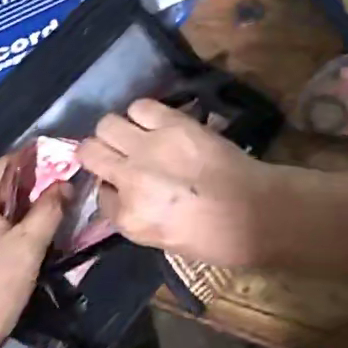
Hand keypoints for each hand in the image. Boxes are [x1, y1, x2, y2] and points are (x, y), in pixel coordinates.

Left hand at [0, 157, 63, 347]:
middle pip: (6, 183)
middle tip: (73, 184)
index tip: (70, 159)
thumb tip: (66, 182)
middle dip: (39, 183)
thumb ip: (50, 207)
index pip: (8, 162)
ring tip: (64, 204)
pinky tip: (42, 230)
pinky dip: (21, 222)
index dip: (40, 159)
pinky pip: (0, 224)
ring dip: (32, 205)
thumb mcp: (30, 243)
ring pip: (5, 206)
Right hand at [77, 99, 279, 266]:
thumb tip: (122, 192)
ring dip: (118, 130)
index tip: (121, 186)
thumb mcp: (163, 241)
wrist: (257, 210)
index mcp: (129, 218)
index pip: (99, 193)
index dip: (109, 187)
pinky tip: (154, 122)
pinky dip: (143, 113)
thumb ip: (135, 215)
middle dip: (98, 153)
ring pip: (108, 123)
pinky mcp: (173, 122)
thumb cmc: (217, 238)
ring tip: (136, 136)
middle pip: (90, 151)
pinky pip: (141, 106)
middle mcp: (130, 178)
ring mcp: (149, 147)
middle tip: (117, 155)